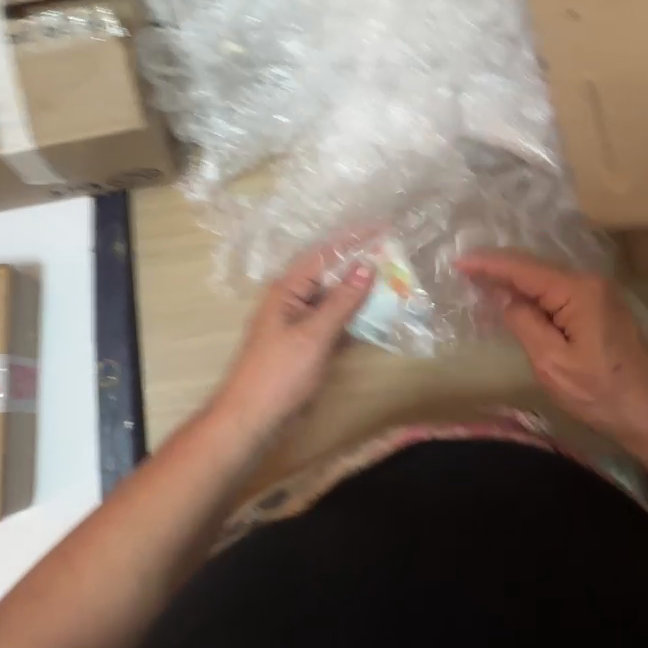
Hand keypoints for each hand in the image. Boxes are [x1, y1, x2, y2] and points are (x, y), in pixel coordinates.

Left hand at [209, 241, 375, 436]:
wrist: (251, 419)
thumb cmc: (279, 373)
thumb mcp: (314, 334)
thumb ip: (341, 300)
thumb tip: (366, 266)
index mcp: (287, 288)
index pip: (324, 253)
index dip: (353, 240)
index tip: (383, 227)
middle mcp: (292, 299)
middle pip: (329, 273)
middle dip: (360, 264)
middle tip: (396, 255)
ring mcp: (298, 323)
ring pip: (333, 298)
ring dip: (360, 291)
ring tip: (394, 280)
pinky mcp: (305, 345)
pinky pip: (333, 322)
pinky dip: (354, 317)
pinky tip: (377, 316)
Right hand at [457, 250, 647, 451]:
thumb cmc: (602, 394)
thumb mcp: (552, 363)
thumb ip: (524, 322)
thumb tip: (502, 296)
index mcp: (578, 291)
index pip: (524, 270)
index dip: (489, 265)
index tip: (458, 263)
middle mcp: (590, 282)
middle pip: (535, 268)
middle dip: (499, 267)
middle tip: (464, 269)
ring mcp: (599, 294)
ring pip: (546, 279)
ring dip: (514, 279)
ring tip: (480, 279)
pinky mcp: (601, 309)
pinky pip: (557, 291)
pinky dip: (532, 292)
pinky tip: (514, 296)